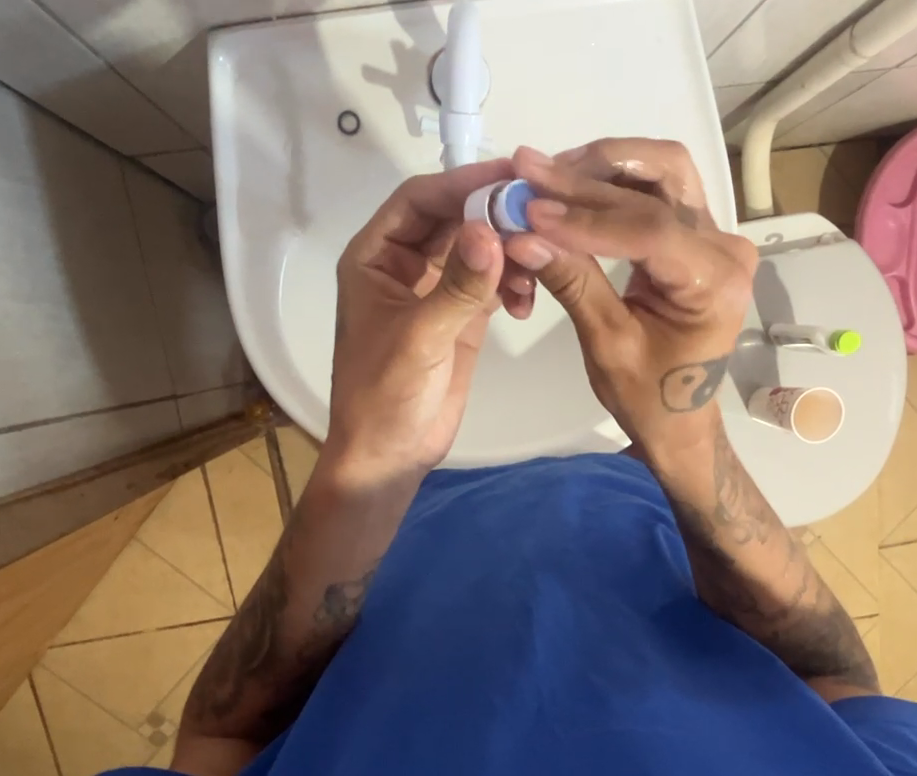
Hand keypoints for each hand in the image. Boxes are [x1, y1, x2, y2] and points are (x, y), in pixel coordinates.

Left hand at [328, 161, 523, 482]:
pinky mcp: (461, 318)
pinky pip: (492, 283)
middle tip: (540, 220)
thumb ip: (457, 287)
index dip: (462, 184)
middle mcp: (406, 265)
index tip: (511, 178)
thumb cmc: (384, 396)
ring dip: (508, 253)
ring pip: (478, 249)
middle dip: (494, 218)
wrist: (390, 456)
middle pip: (454, 219)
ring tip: (535, 270)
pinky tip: (526, 301)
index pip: (419, 201)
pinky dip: (512, 284)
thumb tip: (490, 231)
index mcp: (376, 257)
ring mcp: (436, 291)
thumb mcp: (419, 339)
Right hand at [503, 140, 756, 454]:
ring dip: (602, 167)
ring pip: (662, 172)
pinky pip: (657, 191)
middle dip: (591, 174)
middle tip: (529, 171)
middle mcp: (725, 246)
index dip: (586, 216)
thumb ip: (572, 283)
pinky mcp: (697, 235)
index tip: (530, 208)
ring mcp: (715, 235)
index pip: (649, 229)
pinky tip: (569, 187)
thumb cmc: (649, 397)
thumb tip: (521, 236)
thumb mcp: (607, 345)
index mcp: (715, 282)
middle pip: (663, 178)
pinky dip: (611, 184)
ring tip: (546, 176)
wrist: (679, 419)